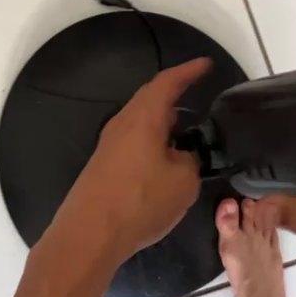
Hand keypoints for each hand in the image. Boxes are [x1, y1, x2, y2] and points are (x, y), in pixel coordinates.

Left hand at [50, 57, 208, 268]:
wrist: (90, 232)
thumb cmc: (140, 200)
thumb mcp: (183, 181)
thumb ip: (190, 160)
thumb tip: (183, 155)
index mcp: (143, 116)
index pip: (168, 82)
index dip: (189, 71)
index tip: (206, 64)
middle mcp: (123, 122)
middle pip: (150, 98)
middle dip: (174, 93)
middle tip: (196, 93)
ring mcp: (110, 142)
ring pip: (141, 120)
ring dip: (163, 120)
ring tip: (186, 130)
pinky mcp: (105, 163)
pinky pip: (134, 139)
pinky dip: (153, 140)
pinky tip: (164, 158)